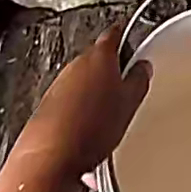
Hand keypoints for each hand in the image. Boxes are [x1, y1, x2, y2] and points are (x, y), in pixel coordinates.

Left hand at [9, 23, 152, 183]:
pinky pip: (68, 103)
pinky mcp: (47, 105)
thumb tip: (142, 69)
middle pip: (97, 59)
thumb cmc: (90, 128)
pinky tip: (87, 137)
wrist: (50, 157)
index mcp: (100, 56)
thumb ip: (138, 80)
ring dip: (93, 95)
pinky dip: (78, 113)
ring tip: (106, 122)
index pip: (113, 34)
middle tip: (124, 90)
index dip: (122, 33)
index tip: (127, 33)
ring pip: (82, 82)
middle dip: (109, 72)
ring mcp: (59, 84)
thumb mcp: (129, 104)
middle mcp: (77, 64)